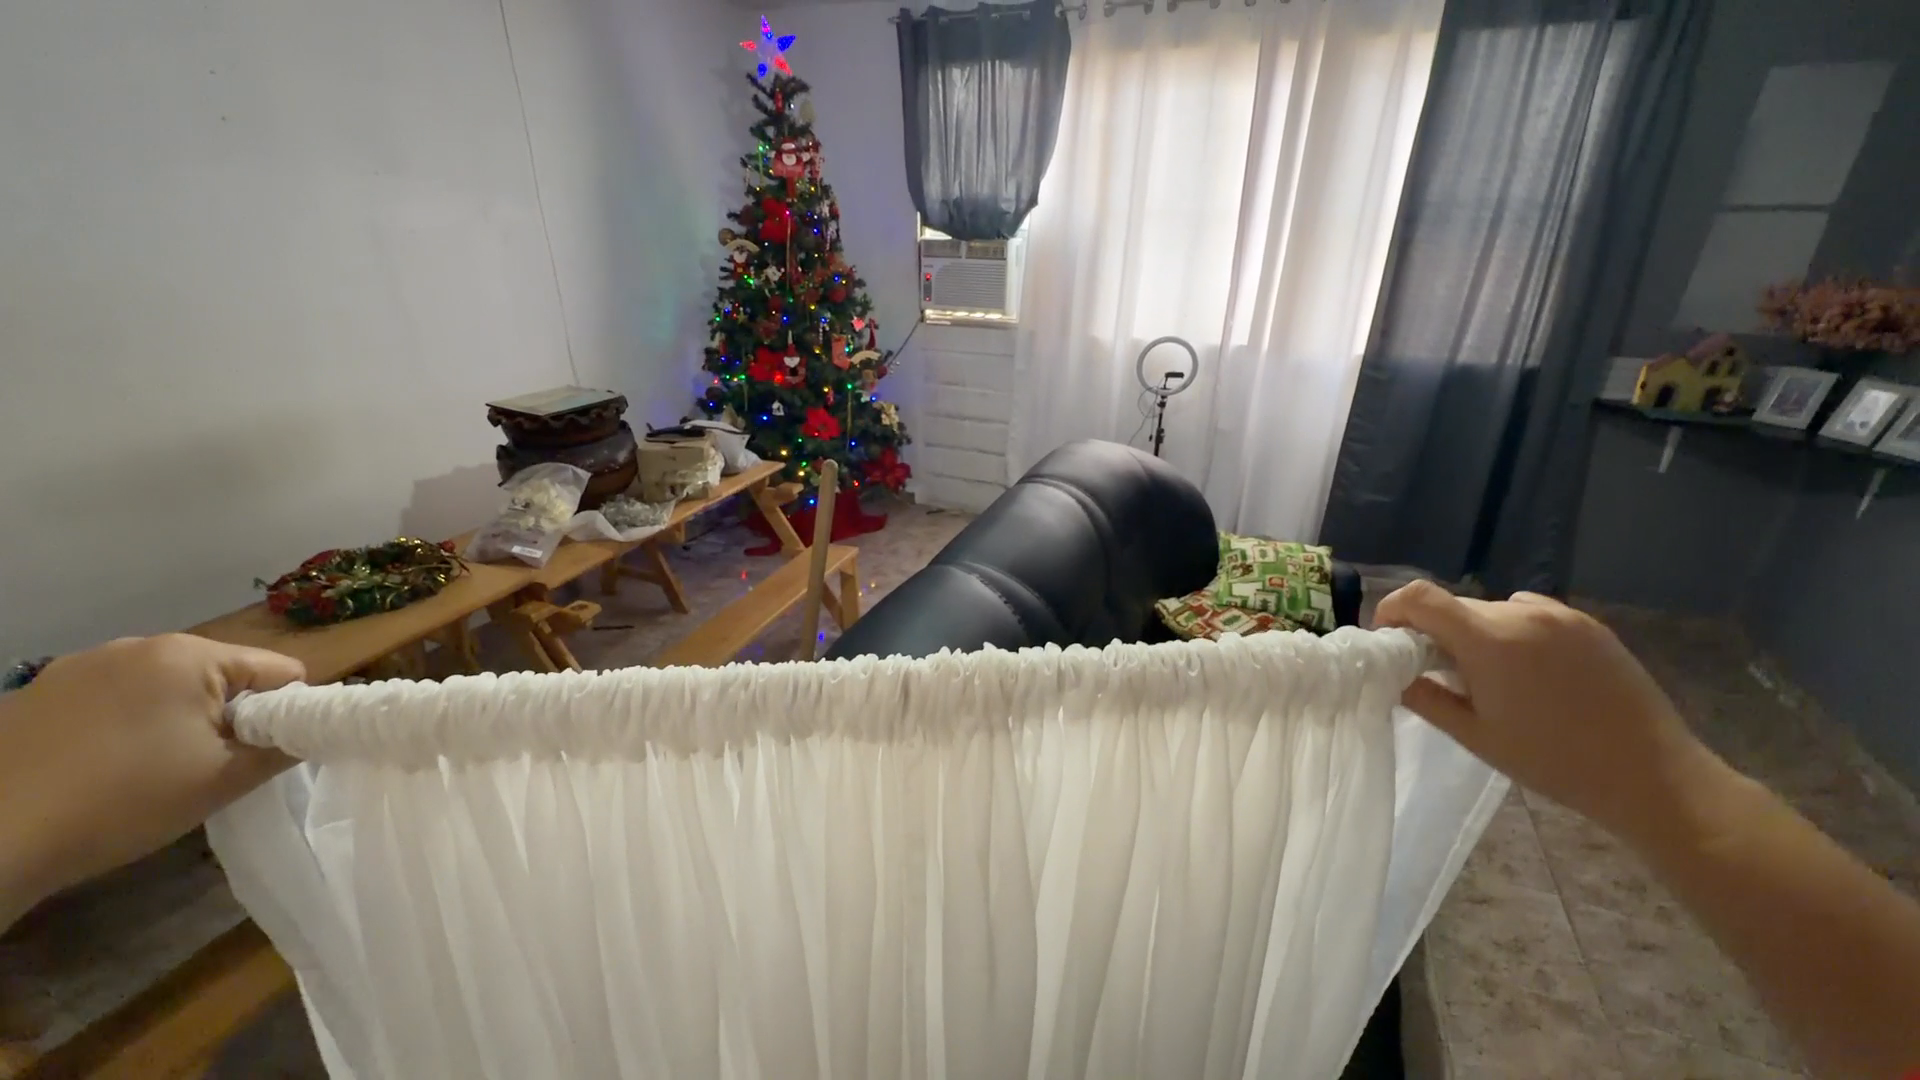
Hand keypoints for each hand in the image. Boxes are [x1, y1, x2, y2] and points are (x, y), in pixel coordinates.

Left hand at [0, 634, 304, 925]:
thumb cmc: (124, 802)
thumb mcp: (227, 779)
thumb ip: (287, 746)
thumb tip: (315, 730)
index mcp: (189, 654)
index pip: (279, 670)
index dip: (286, 712)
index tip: (261, 752)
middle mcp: (136, 645)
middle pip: (222, 674)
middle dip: (228, 713)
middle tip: (208, 764)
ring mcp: (78, 665)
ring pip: (167, 686)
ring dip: (177, 717)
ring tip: (153, 767)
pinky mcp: (37, 692)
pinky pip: (115, 697)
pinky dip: (125, 723)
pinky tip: (103, 764)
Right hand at [1373, 582, 1724, 842]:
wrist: (1651, 776)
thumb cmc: (1552, 761)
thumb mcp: (1474, 735)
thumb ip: (1424, 696)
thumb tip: (1395, 673)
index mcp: (1489, 640)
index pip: (1419, 597)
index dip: (1391, 609)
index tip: (1388, 639)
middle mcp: (1522, 613)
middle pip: (1455, 606)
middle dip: (1435, 631)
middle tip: (1437, 671)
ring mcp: (1561, 616)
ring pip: (1492, 610)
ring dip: (1475, 633)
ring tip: (1490, 676)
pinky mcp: (1589, 625)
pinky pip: (1530, 615)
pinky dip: (1512, 633)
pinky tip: (1530, 673)